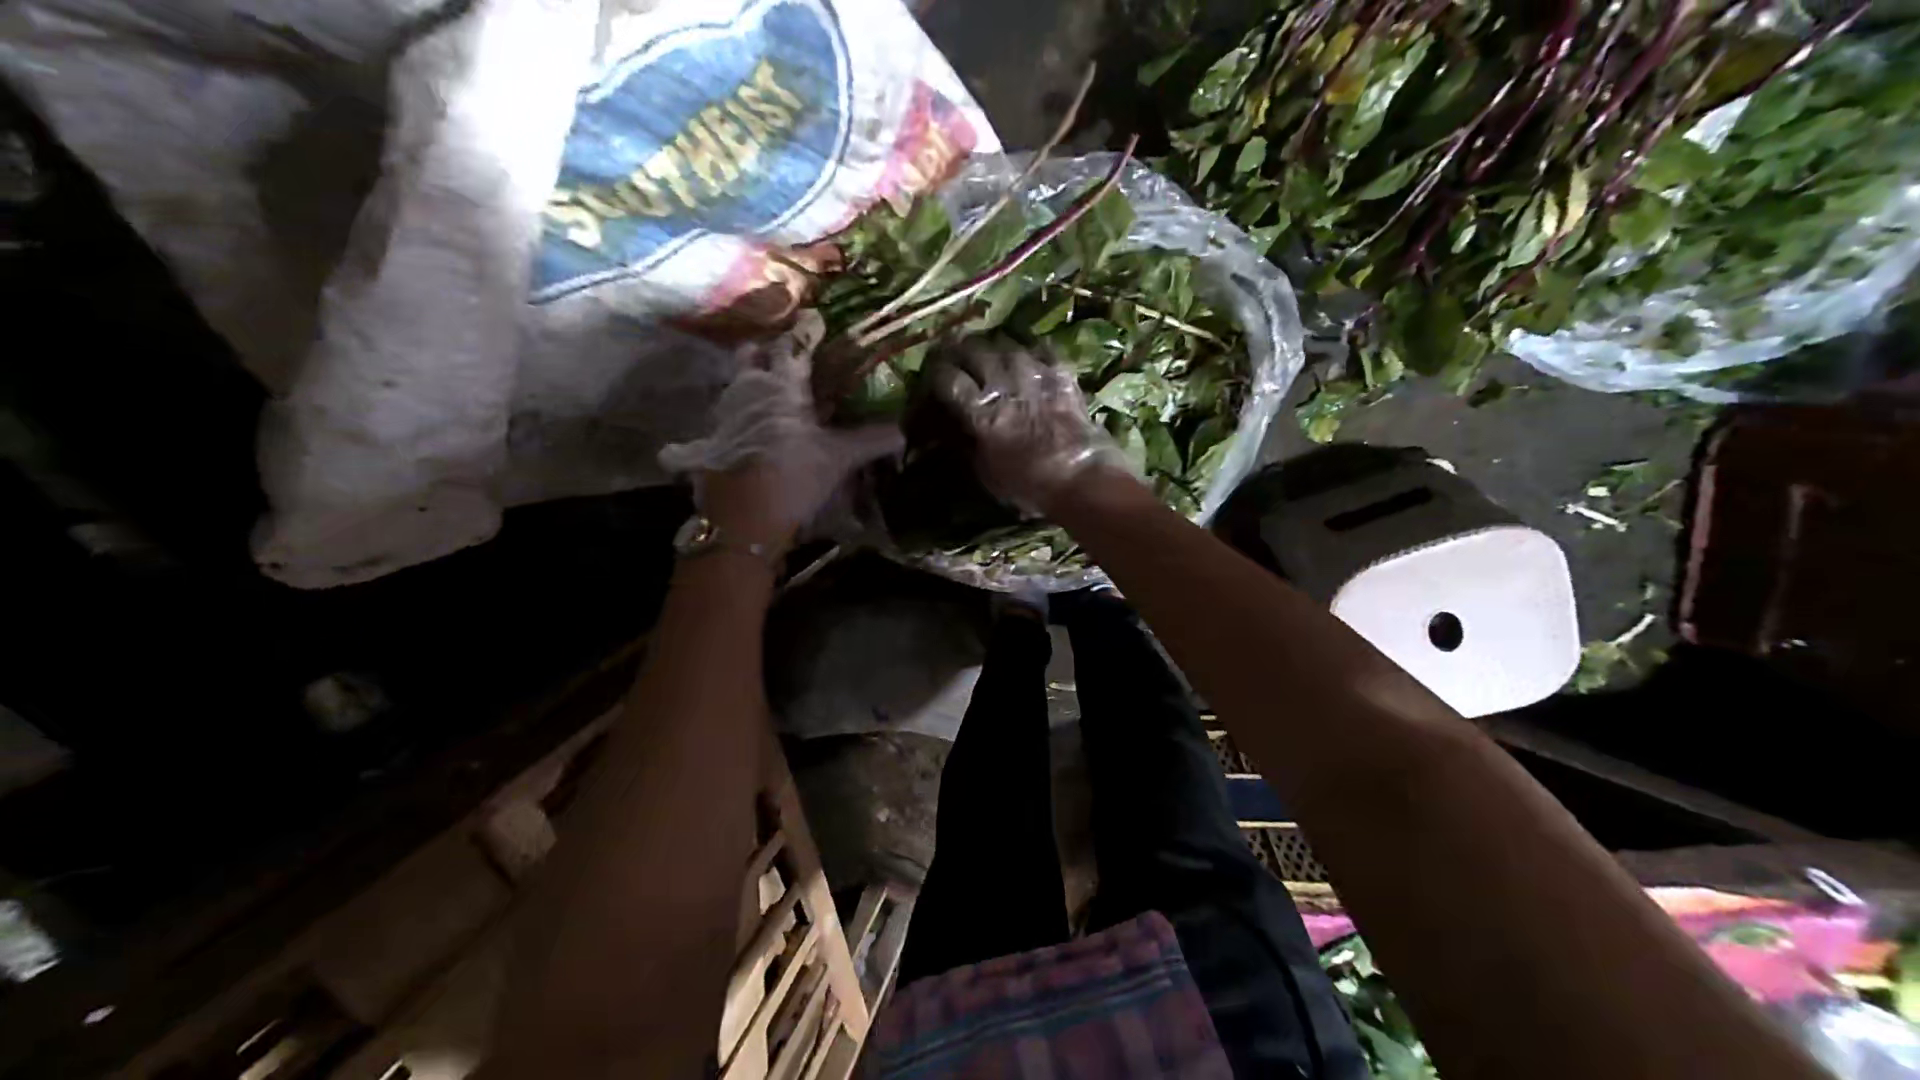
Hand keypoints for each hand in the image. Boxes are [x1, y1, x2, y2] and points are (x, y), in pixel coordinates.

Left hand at [660, 315, 903, 552]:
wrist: (741, 517)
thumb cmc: (793, 475)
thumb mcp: (838, 458)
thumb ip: (869, 440)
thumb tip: (901, 432)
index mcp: (781, 384)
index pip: (792, 346)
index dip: (805, 333)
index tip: (814, 321)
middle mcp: (748, 389)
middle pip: (750, 355)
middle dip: (765, 351)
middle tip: (783, 356)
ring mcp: (724, 413)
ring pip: (735, 384)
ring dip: (749, 382)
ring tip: (769, 393)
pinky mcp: (709, 440)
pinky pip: (724, 416)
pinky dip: (737, 416)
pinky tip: (749, 429)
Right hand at [932, 342, 1128, 514]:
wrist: (1084, 480)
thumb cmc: (1030, 486)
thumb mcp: (988, 473)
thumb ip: (969, 445)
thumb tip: (957, 428)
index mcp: (980, 412)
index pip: (947, 378)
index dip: (935, 373)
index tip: (932, 377)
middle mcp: (1004, 384)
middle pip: (973, 351)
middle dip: (959, 351)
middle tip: (955, 356)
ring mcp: (1035, 374)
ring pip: (1005, 343)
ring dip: (993, 346)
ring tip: (989, 352)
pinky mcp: (1062, 375)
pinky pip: (1041, 348)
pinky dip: (1030, 348)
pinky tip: (1026, 355)